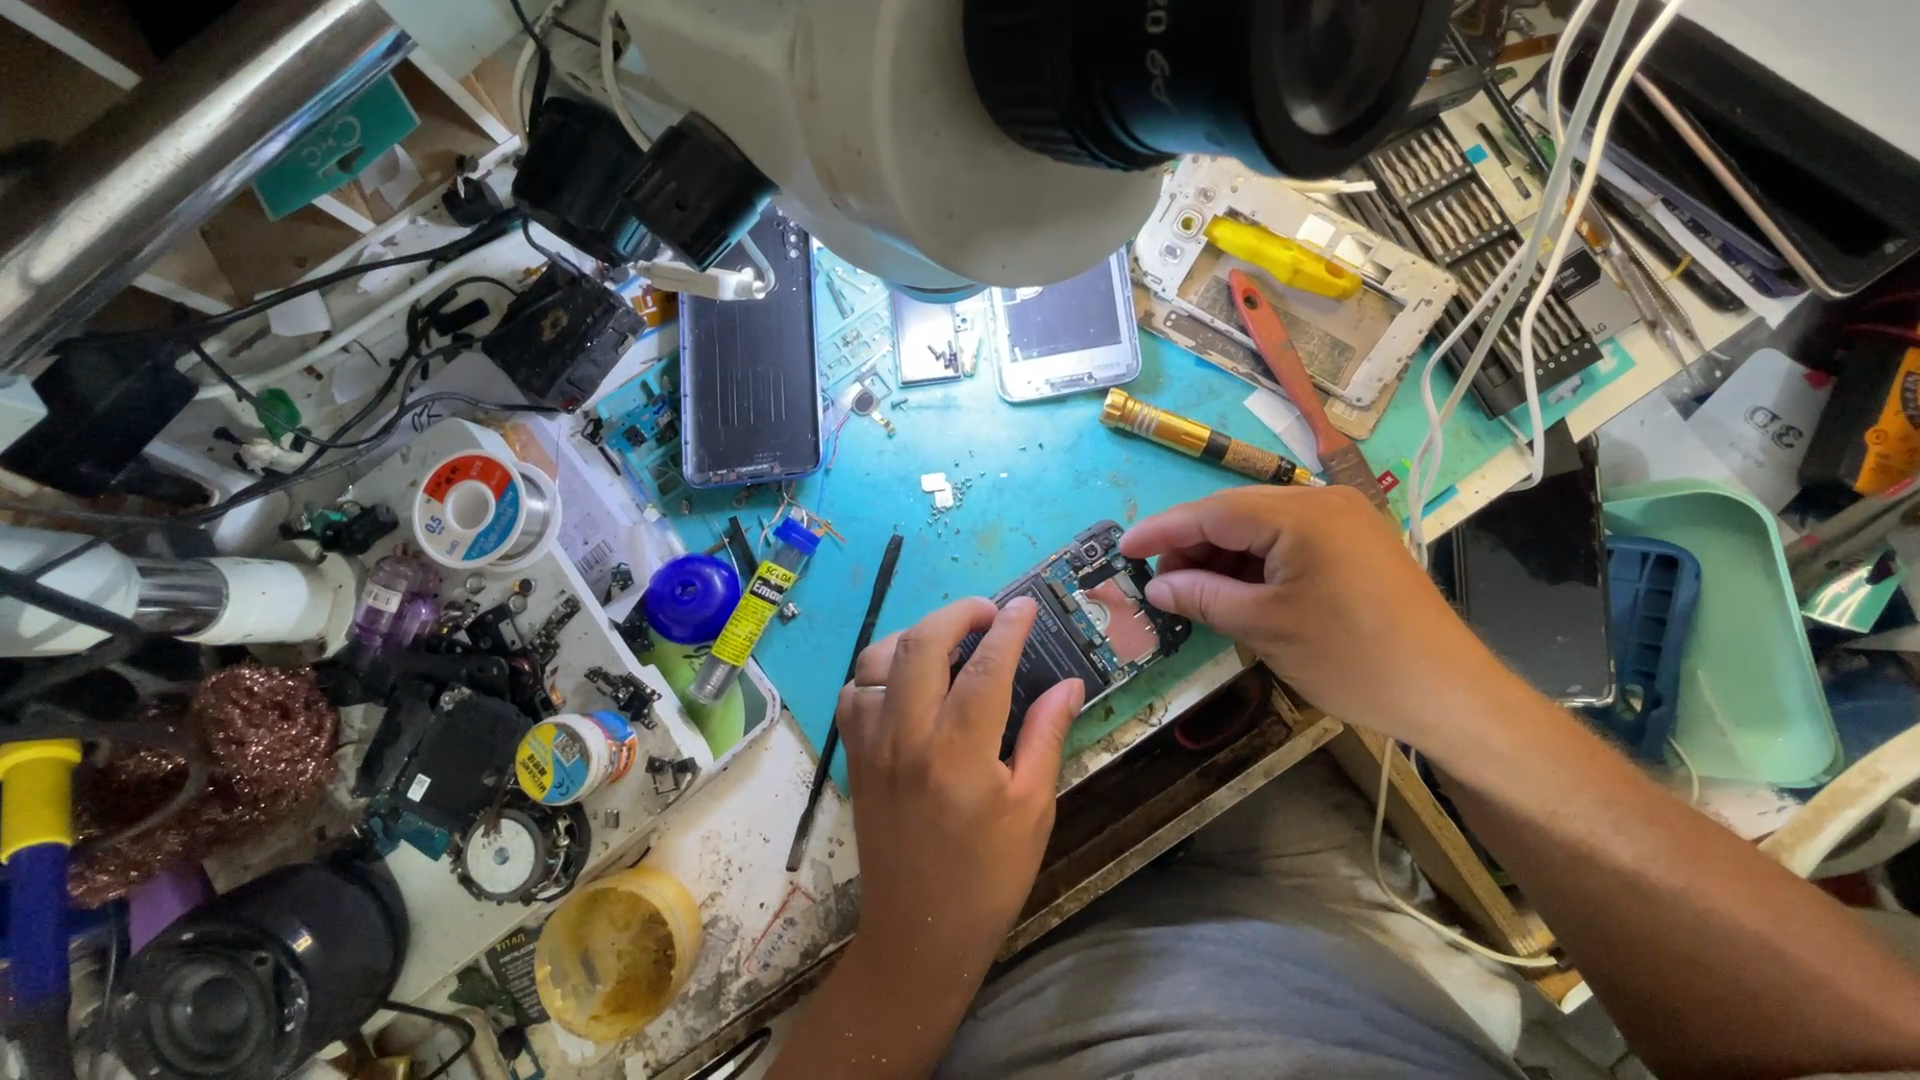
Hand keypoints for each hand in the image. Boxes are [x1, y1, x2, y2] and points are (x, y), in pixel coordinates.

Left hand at [836, 596, 1085, 979]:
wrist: (920, 929)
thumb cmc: (989, 875)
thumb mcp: (1034, 807)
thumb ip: (1047, 736)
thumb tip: (1069, 683)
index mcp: (959, 753)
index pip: (985, 666)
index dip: (1009, 628)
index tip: (1027, 606)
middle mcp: (906, 736)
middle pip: (921, 643)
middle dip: (958, 613)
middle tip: (989, 612)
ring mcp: (871, 743)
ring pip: (877, 658)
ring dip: (915, 635)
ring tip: (949, 642)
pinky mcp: (854, 755)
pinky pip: (855, 691)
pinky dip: (880, 670)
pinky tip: (908, 680)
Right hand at [1121, 486, 1524, 749]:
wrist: (1447, 693)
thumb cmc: (1350, 657)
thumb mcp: (1264, 627)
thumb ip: (1203, 597)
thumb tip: (1157, 587)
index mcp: (1301, 513)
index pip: (1213, 511)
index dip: (1162, 530)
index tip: (1123, 549)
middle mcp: (1324, 502)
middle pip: (1237, 513)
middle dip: (1193, 546)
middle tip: (1160, 585)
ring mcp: (1346, 520)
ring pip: (1262, 527)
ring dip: (1224, 556)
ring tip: (1194, 593)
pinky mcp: (1357, 544)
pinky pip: (1290, 541)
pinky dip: (1257, 563)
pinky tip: (1236, 591)